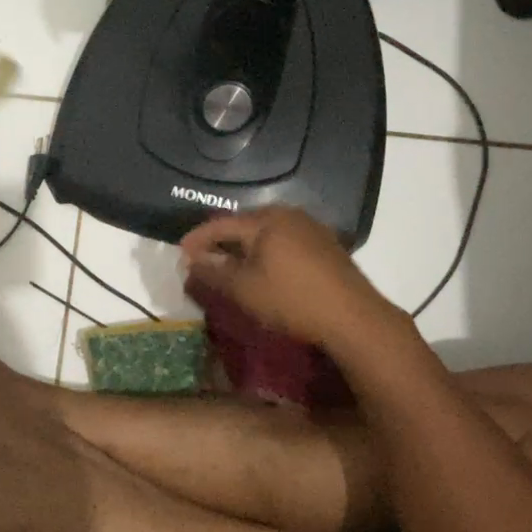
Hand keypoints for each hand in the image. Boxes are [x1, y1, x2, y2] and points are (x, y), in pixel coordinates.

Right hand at [179, 206, 398, 345]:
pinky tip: (263, 268)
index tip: (180, 254)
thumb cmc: (291, 299)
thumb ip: (213, 272)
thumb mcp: (243, 289)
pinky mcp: (325, 244)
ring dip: (245, 247)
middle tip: (203, 258)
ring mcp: (310, 228)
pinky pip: (284, 241)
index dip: (197, 239)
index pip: (220, 224)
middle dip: (221, 241)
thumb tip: (191, 262)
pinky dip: (267, 252)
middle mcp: (288, 215)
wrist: (352, 316)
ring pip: (266, 232)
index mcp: (265, 220)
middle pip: (244, 224)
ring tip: (230, 264)